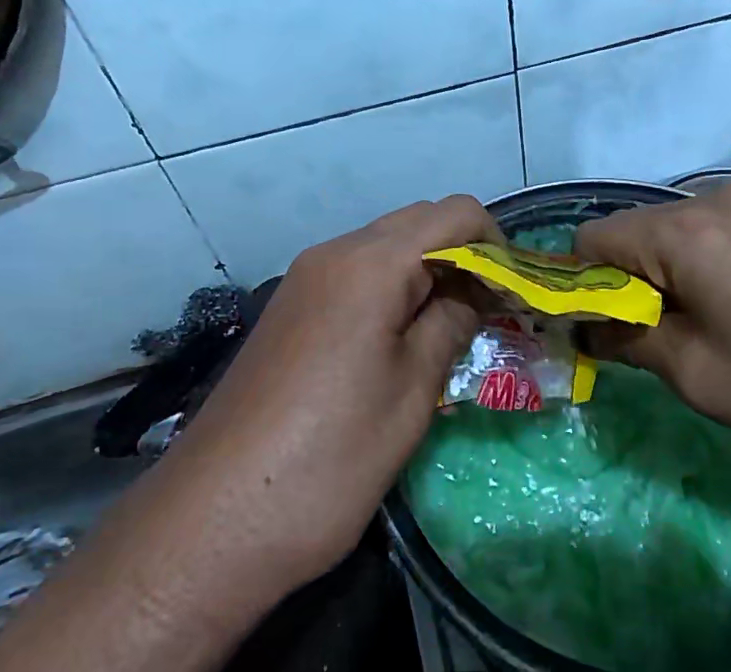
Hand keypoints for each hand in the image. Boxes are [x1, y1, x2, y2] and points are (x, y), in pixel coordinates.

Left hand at [160, 196, 500, 587]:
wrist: (216, 516)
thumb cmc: (331, 457)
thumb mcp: (411, 391)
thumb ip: (450, 323)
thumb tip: (474, 292)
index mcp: (370, 264)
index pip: (454, 213)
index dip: (496, 241)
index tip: (514, 291)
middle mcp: (334, 252)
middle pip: (418, 221)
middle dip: (463, 253)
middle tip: (489, 310)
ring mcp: (305, 277)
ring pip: (385, 246)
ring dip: (427, 270)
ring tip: (451, 325)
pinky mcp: (290, 305)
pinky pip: (355, 273)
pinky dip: (391, 286)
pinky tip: (402, 335)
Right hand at [574, 182, 730, 438]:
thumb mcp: (693, 371)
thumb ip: (626, 339)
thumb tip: (586, 331)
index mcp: (681, 232)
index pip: (593, 239)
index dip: (581, 283)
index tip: (596, 326)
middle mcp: (709, 199)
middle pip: (632, 231)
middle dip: (624, 279)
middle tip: (646, 334)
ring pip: (670, 230)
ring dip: (662, 272)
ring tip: (696, 324)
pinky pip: (709, 231)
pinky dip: (696, 263)